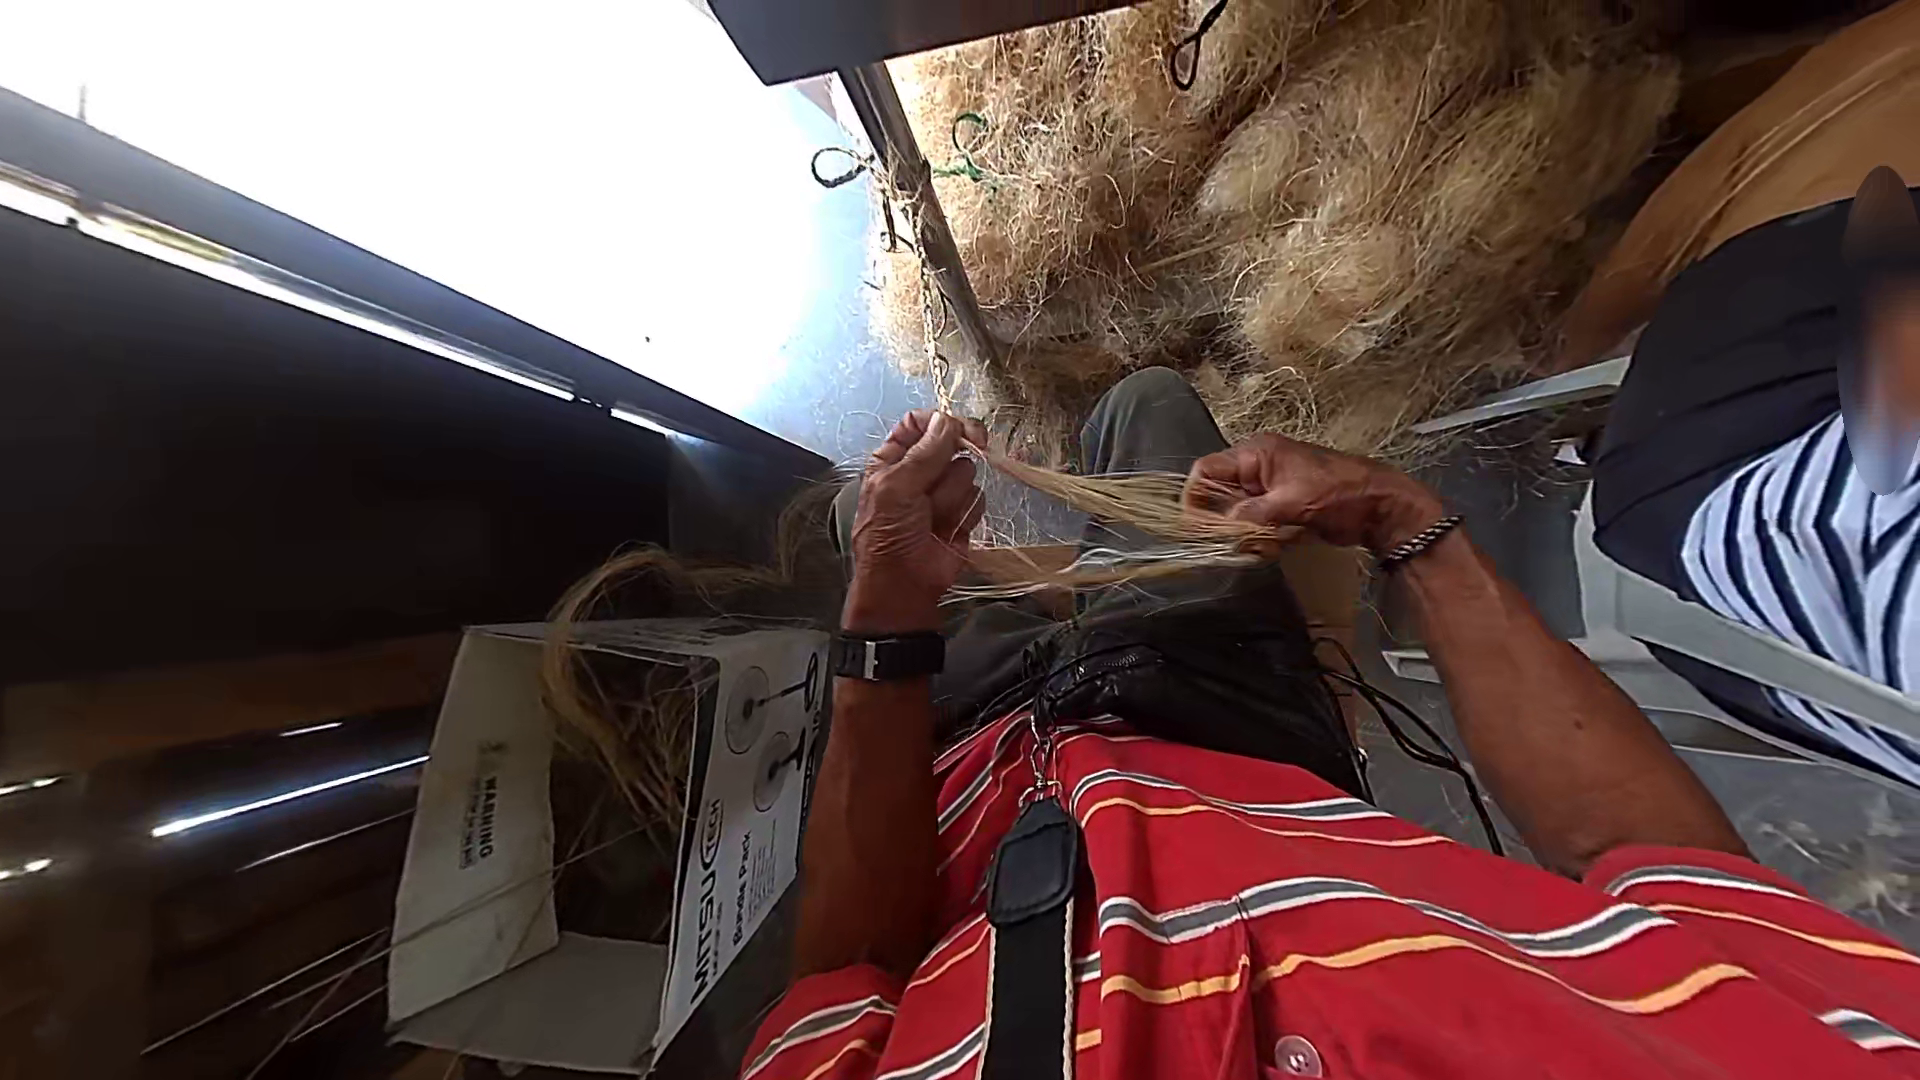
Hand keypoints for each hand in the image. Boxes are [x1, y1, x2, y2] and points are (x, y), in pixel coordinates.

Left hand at [844, 410, 988, 633]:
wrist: (904, 585)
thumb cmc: (889, 534)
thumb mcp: (896, 487)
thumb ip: (925, 452)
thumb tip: (948, 421)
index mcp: (893, 459)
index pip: (919, 423)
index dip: (940, 422)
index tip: (960, 429)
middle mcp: (920, 471)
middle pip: (951, 445)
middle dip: (947, 465)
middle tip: (940, 482)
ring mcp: (943, 493)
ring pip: (967, 472)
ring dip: (950, 497)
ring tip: (932, 518)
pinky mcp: (964, 514)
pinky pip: (977, 498)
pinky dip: (964, 514)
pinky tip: (948, 530)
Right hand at [1184, 433, 1443, 551]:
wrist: (1383, 507)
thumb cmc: (1340, 494)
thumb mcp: (1290, 503)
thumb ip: (1249, 514)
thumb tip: (1219, 528)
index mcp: (1255, 454)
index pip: (1205, 470)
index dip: (1195, 496)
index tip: (1196, 525)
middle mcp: (1255, 467)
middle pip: (1217, 494)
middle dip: (1223, 521)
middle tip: (1235, 541)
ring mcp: (1266, 487)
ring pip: (1233, 512)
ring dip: (1243, 533)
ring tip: (1265, 546)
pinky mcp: (1276, 505)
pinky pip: (1251, 522)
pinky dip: (1257, 537)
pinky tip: (1275, 546)